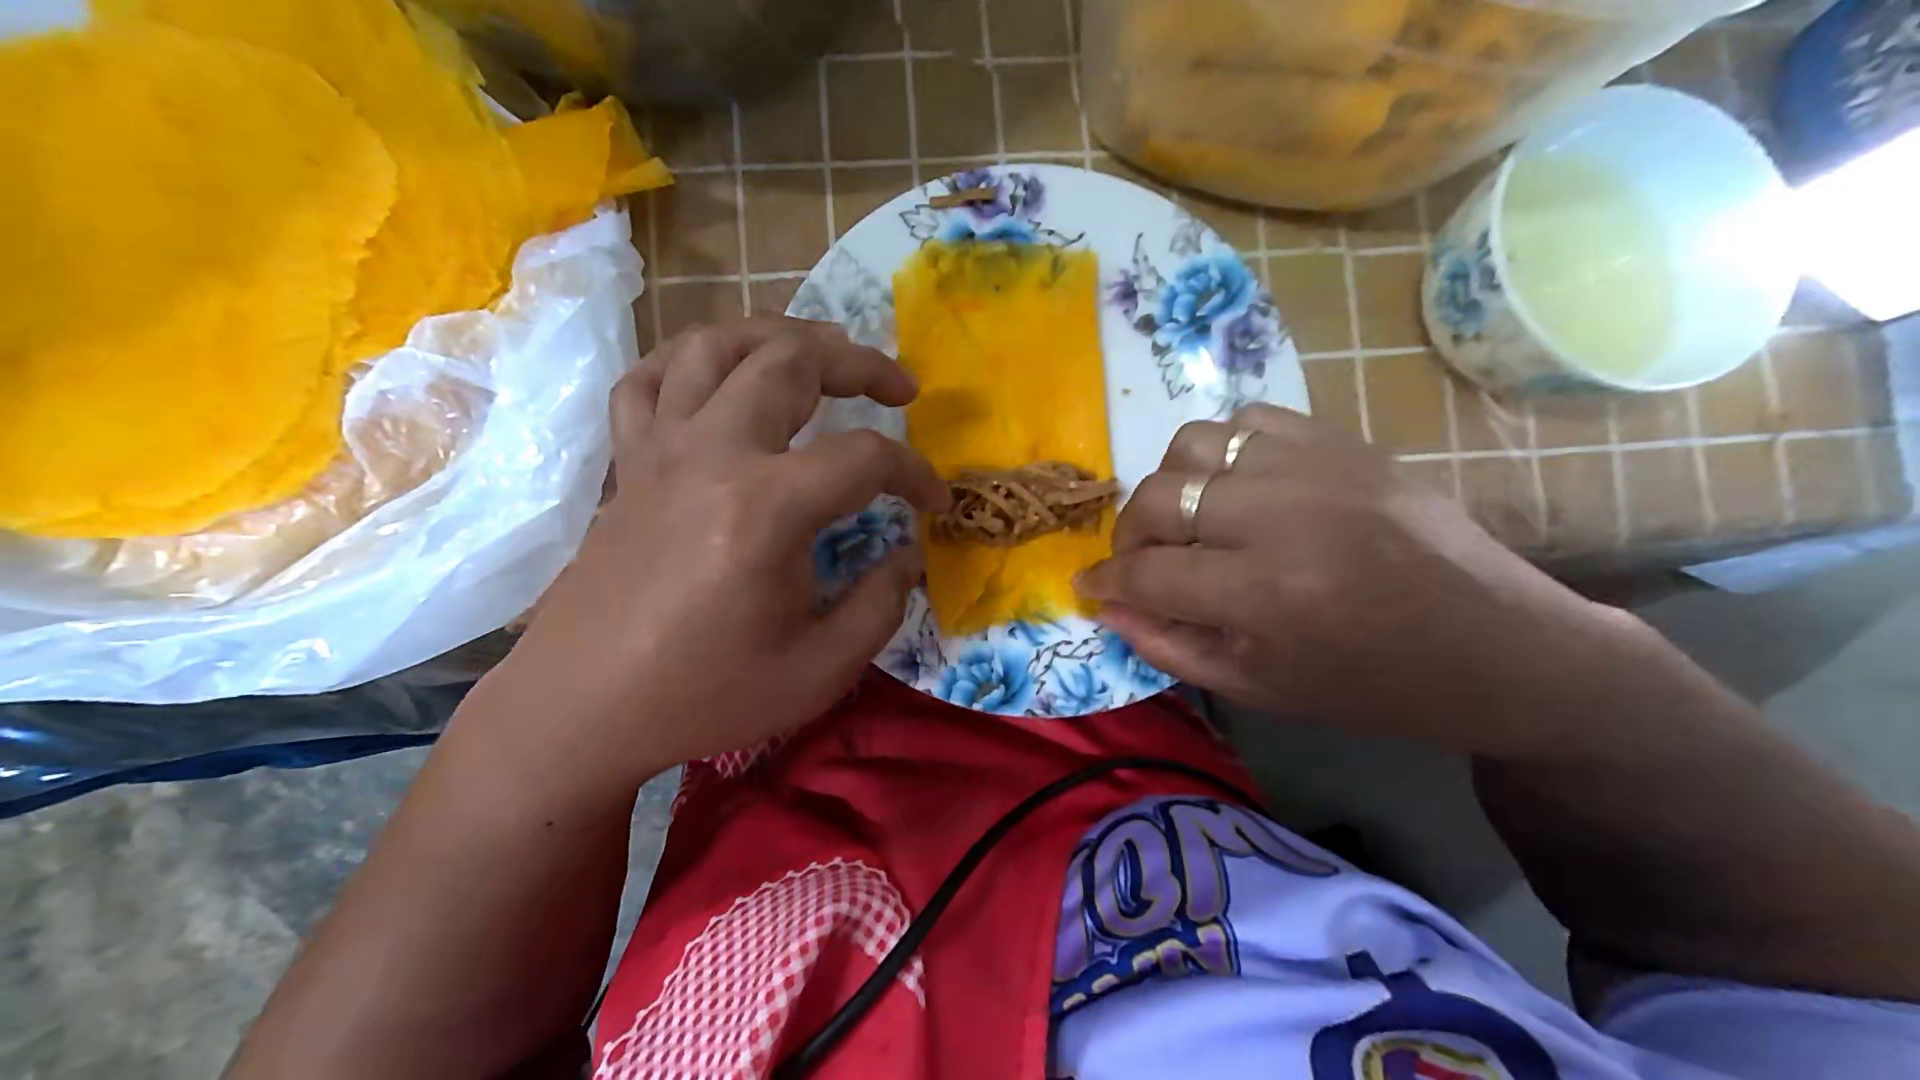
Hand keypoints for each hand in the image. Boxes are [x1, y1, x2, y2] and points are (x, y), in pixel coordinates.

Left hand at [490, 318, 948, 780]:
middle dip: (857, 363)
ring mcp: (659, 450)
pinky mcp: (628, 463)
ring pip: (716, 346)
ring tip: (820, 351)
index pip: (863, 458)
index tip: (936, 502)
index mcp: (764, 509)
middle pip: (789, 362)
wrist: (582, 707)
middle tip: (896, 388)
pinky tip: (721, 374)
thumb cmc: (703, 695)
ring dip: (778, 335)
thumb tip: (909, 555)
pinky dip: (690, 360)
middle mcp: (711, 455)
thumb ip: (880, 605)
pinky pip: (649, 379)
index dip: (915, 474)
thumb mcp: (818, 671)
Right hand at [1075, 406, 1641, 756]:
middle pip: (1160, 498)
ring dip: (1171, 484)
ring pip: (1194, 443)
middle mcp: (1284, 516)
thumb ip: (1169, 645)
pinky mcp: (1347, 442)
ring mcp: (1319, 467)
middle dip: (1128, 534)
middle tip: (1138, 559)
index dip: (1107, 581)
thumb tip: (1107, 606)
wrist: (1500, 647)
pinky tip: (1234, 486)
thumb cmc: (1375, 686)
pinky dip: (1223, 451)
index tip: (1091, 586)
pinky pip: (1249, 420)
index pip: (1149, 572)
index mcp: (1266, 594)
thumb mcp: (1259, 688)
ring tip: (1186, 517)